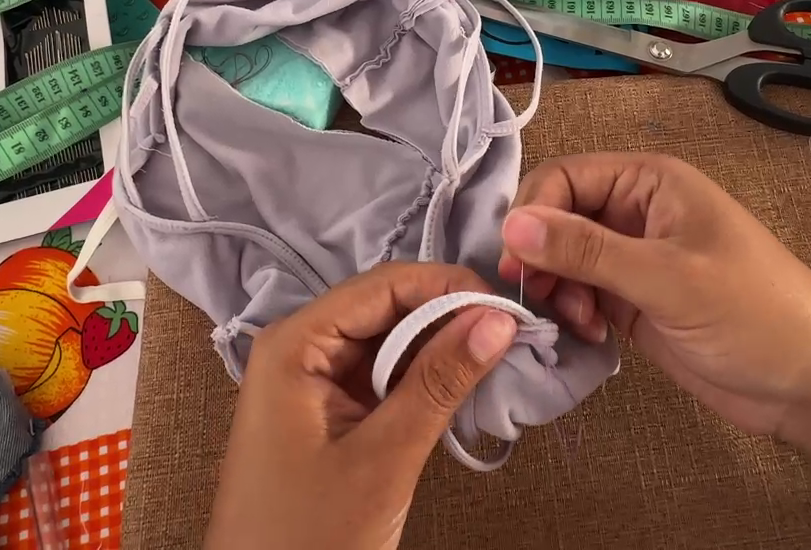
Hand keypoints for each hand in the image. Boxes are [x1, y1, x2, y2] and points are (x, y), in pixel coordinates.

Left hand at [205, 263, 517, 549]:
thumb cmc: (308, 540)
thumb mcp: (380, 460)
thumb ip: (438, 382)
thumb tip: (498, 318)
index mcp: (297, 342)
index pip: (384, 285)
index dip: (447, 285)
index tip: (508, 305)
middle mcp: (304, 345)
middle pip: (388, 306)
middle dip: (449, 313)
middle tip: (514, 329)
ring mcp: (316, 378)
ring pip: (391, 337)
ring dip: (442, 343)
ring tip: (501, 348)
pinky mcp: (332, 408)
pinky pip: (385, 371)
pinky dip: (425, 374)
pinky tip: (464, 377)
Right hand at [497, 153, 810, 438]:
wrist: (809, 384)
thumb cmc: (752, 312)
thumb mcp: (667, 277)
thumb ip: (588, 250)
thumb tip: (511, 225)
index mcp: (648, 182)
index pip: (566, 177)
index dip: (533, 211)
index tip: (514, 260)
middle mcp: (635, 211)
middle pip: (559, 216)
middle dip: (542, 254)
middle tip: (533, 297)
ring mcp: (633, 257)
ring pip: (565, 257)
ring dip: (557, 287)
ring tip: (577, 320)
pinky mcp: (632, 299)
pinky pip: (581, 291)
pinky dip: (573, 310)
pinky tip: (589, 334)